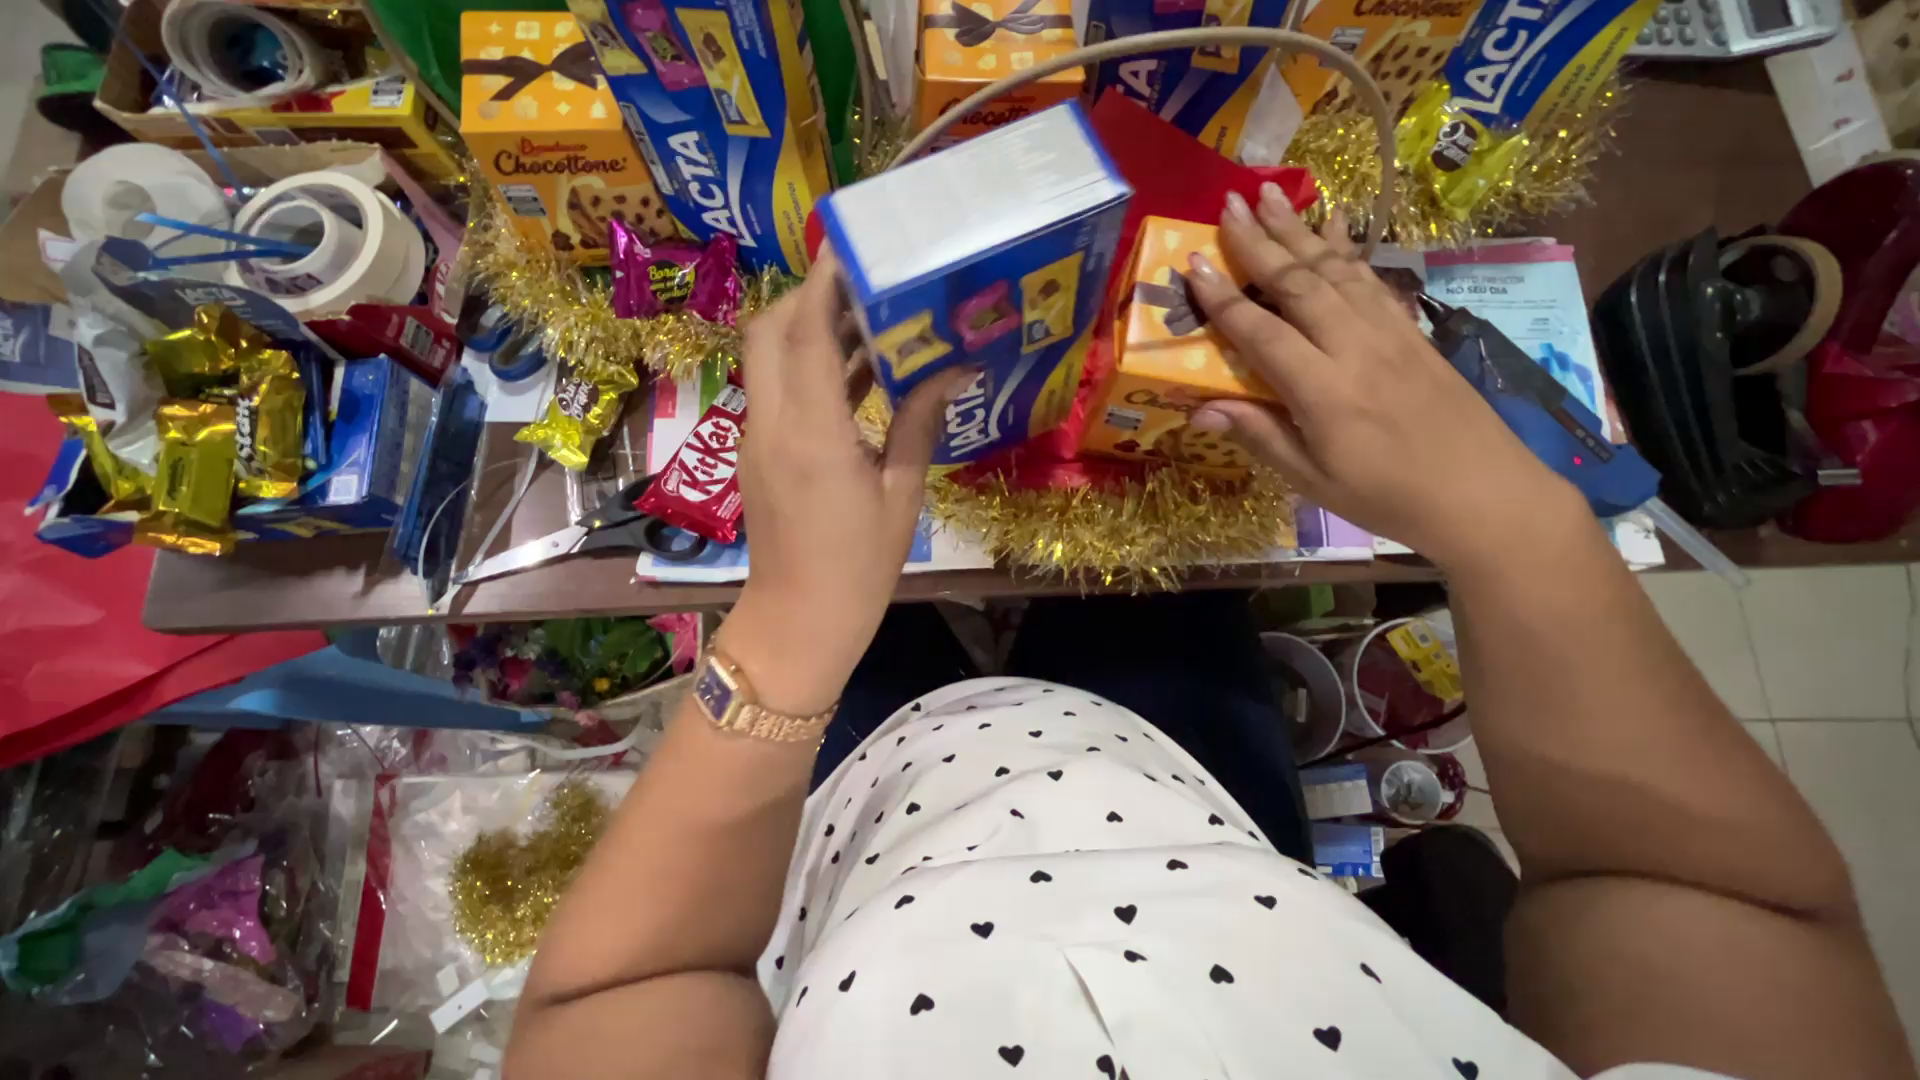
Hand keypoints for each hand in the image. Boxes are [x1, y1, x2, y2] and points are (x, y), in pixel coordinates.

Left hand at [723, 252, 975, 713]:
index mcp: (813, 434)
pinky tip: (856, 374)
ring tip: (868, 320)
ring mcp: (756, 438)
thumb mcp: (901, 496)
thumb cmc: (859, 568)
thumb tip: (953, 369)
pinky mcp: (756, 453)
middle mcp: (772, 424)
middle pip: (769, 331)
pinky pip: (775, 390)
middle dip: (807, 296)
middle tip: (863, 285)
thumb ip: (918, 423)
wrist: (799, 622)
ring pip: (767, 358)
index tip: (851, 245)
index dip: (822, 282)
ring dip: (808, 331)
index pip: (805, 334)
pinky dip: (806, 368)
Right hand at [1183, 184, 1585, 571]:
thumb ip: (1259, 436)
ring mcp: (1389, 334)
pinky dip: (1348, 247)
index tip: (1193, 262)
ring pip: (1336, 270)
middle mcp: (1355, 348)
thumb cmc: (1385, 496)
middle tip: (1228, 202)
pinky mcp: (1412, 331)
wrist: (1482, 494)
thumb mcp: (1311, 479)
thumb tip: (1199, 410)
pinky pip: (1372, 279)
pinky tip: (1336, 222)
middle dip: (1260, 240)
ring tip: (1270, 195)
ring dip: (1300, 229)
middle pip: (1299, 283)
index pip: (1262, 332)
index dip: (1224, 297)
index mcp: (1323, 391)